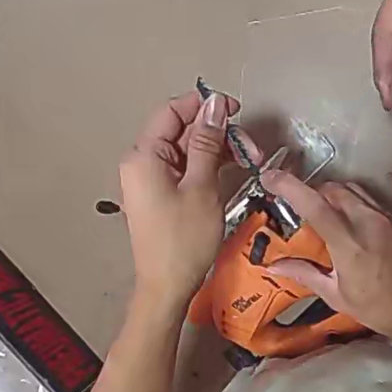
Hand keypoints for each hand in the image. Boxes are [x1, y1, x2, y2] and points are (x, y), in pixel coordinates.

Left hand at [118, 89, 254, 305]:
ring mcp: (150, 180)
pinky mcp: (161, 195)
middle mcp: (142, 164)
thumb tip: (214, 105)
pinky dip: (207, 168)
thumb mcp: (202, 186)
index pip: (172, 111)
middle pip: (182, 130)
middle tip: (249, 148)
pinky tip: (230, 173)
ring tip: (248, 163)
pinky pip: (185, 169)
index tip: (234, 111)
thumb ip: (208, 141)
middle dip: (218, 133)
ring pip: (187, 150)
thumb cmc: (181, 243)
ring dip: (218, 151)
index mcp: (144, 156)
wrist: (167, 286)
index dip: (205, 106)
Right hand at [259, 169, 391, 343]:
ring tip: (319, 214)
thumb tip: (275, 265)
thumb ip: (305, 274)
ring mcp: (386, 218)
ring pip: (351, 190)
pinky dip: (349, 203)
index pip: (314, 204)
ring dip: (330, 195)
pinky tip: (345, 223)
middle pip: (332, 189)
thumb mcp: (337, 296)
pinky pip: (367, 199)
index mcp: (349, 243)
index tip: (269, 176)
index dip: (288, 186)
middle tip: (294, 208)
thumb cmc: (382, 308)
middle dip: (310, 192)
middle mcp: (368, 223)